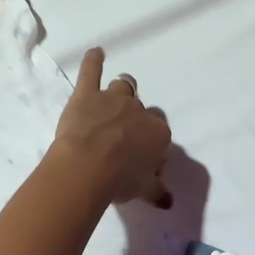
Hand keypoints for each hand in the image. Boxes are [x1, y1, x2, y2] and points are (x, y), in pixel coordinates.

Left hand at [53, 47, 172, 206]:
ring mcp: (113, 99)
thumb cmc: (121, 180)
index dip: (151, 152)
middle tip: (124, 142)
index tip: (141, 167)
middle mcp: (139, 111)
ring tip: (116, 103)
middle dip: (136, 124)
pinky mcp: (87, 94)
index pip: (160, 139)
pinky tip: (96, 53)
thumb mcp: (144, 190)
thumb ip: (157, 192)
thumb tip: (168, 202)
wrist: (88, 166)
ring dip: (122, 93)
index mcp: (159, 134)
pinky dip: (93, 60)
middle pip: (143, 112)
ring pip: (123, 87)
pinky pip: (91, 70)